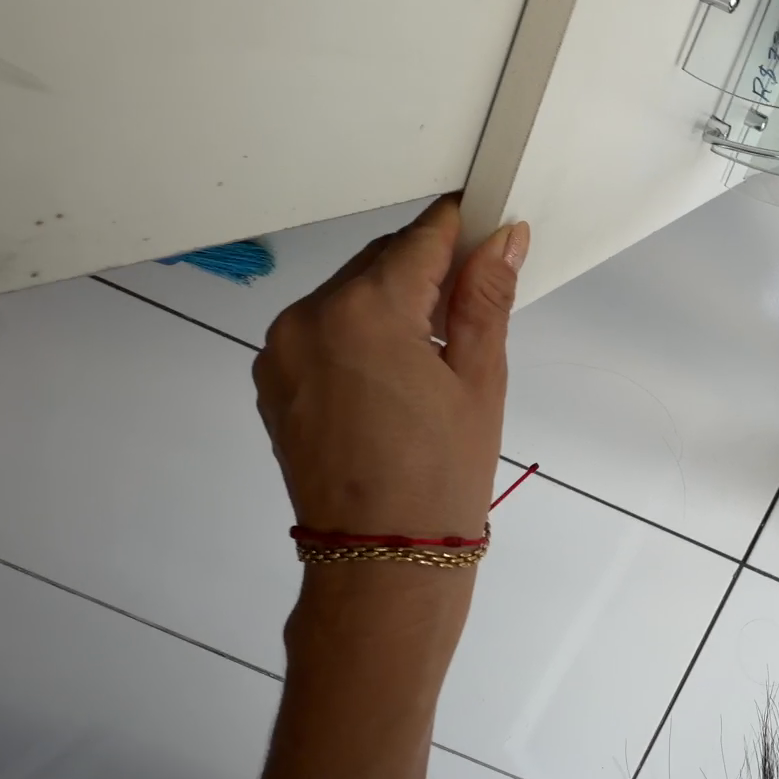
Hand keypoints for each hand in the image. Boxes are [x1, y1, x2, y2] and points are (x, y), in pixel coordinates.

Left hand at [253, 196, 529, 538]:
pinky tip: (398, 367)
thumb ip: (485, 296)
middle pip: (381, 260)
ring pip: (351, 292)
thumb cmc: (446, 467)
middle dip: (430, 264)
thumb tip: (504, 236)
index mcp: (364, 312)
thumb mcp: (480, 377)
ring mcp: (280, 350)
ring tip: (439, 341)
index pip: (420, 238)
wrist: (381, 557)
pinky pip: (325, 327)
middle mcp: (307, 318)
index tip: (491, 221)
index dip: (460, 223)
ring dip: (396, 296)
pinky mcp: (274, 379)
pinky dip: (364, 327)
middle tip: (477, 293)